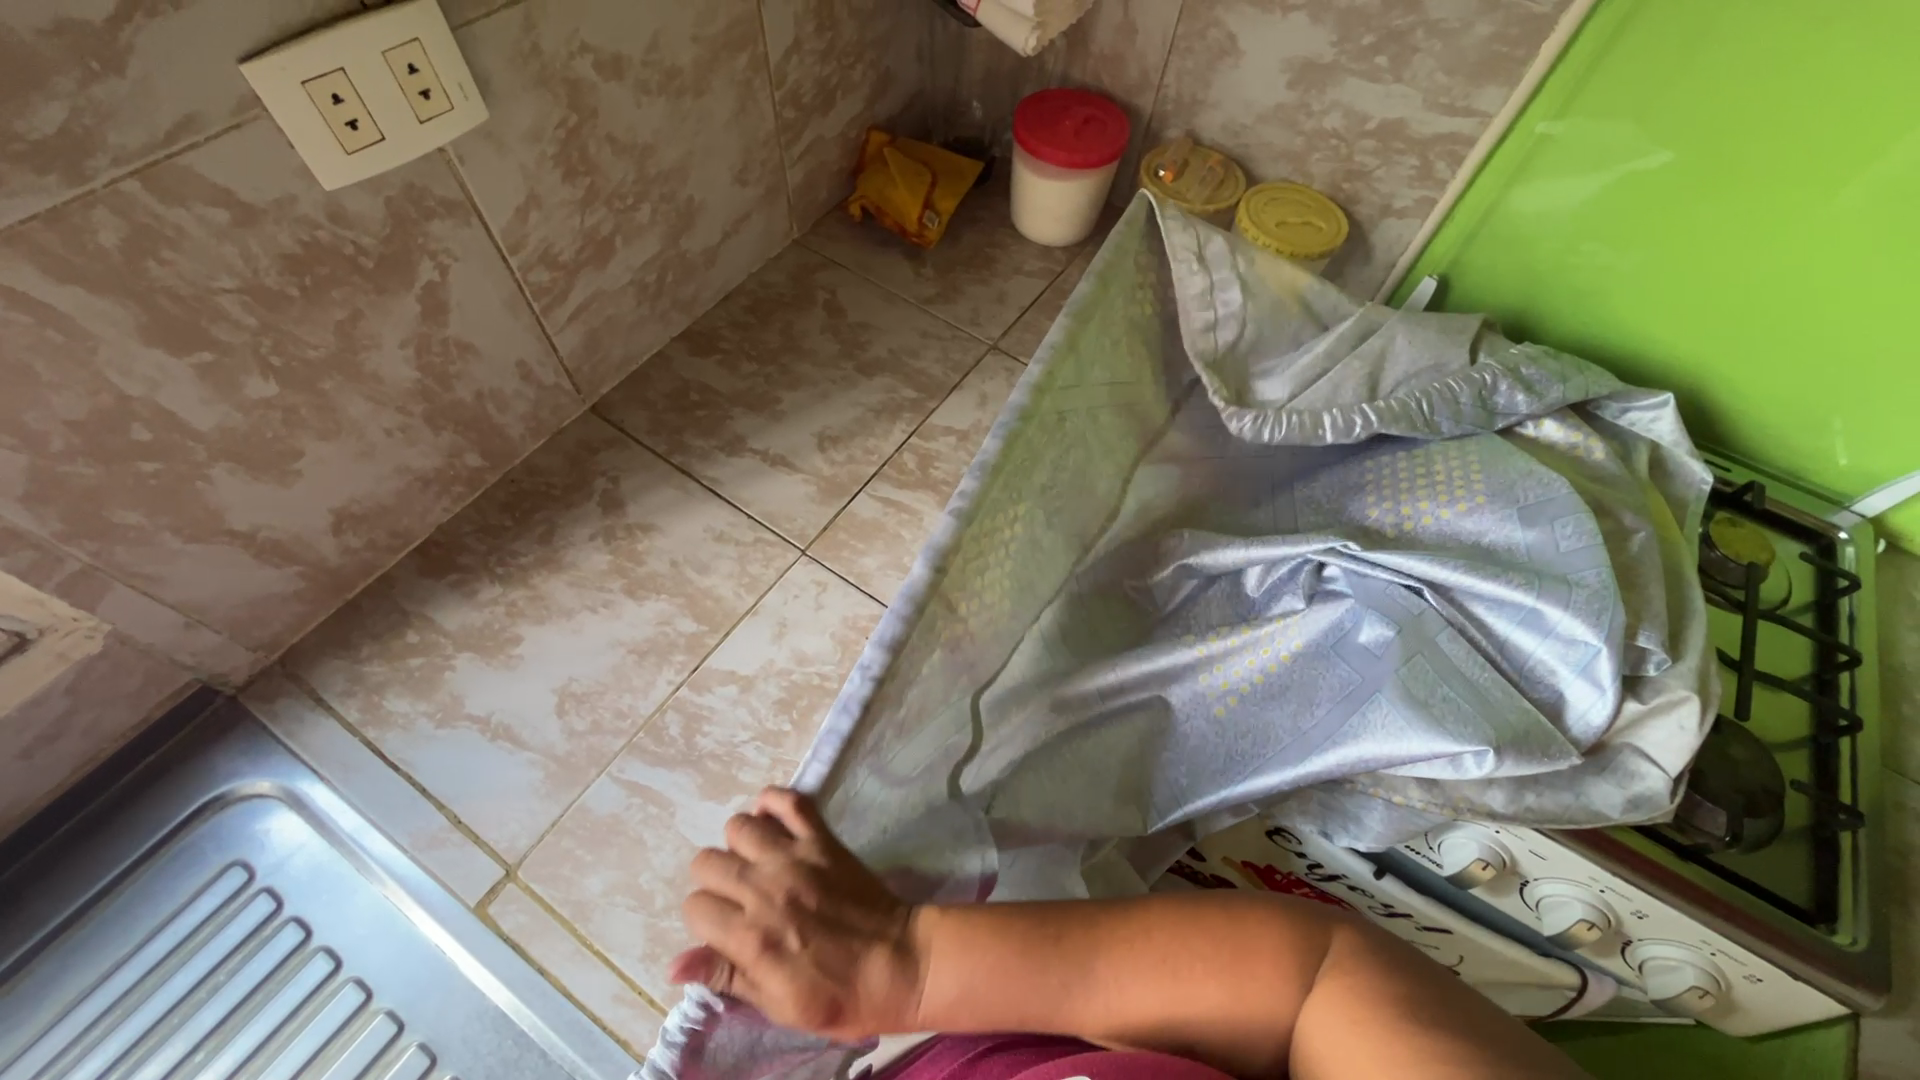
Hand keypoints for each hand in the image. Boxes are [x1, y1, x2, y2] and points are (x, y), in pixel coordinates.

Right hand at [672, 788, 926, 1039]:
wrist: (899, 965)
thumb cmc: (838, 996)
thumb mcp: (778, 1006)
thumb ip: (728, 977)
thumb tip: (674, 964)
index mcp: (750, 936)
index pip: (695, 907)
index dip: (705, 920)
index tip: (724, 929)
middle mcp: (764, 889)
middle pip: (707, 862)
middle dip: (714, 880)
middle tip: (738, 897)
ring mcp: (795, 857)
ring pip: (738, 826)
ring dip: (740, 844)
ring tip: (757, 862)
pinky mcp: (822, 839)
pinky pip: (788, 800)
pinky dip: (774, 802)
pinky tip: (773, 821)